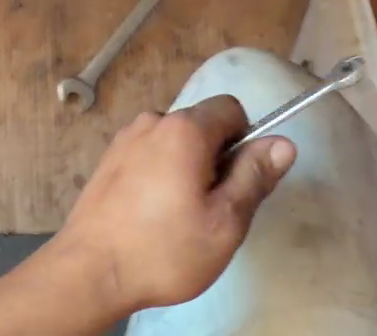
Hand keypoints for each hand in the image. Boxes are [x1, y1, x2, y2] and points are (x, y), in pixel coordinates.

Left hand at [42, 97, 295, 314]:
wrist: (92, 268)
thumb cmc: (165, 248)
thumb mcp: (225, 221)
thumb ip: (255, 176)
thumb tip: (284, 143)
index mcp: (183, 129)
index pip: (230, 108)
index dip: (244, 140)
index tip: (237, 181)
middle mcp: (152, 120)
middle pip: (201, 125)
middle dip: (215, 158)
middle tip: (210, 209)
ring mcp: (126, 136)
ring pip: (175, 141)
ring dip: (187, 168)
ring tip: (179, 217)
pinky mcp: (110, 156)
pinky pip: (150, 153)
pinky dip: (160, 173)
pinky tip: (152, 214)